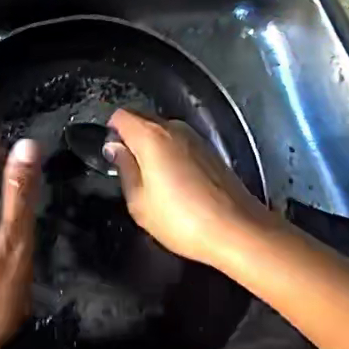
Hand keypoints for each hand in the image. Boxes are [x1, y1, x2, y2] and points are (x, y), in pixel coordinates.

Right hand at [104, 108, 276, 268]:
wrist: (238, 231)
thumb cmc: (183, 220)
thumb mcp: (139, 203)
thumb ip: (124, 169)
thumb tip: (115, 149)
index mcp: (151, 136)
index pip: (121, 116)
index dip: (111, 132)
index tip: (111, 154)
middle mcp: (173, 128)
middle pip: (142, 118)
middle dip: (131, 137)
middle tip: (128, 169)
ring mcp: (195, 137)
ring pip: (163, 131)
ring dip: (153, 147)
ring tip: (153, 180)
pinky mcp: (211, 151)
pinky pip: (180, 143)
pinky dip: (172, 154)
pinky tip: (175, 183)